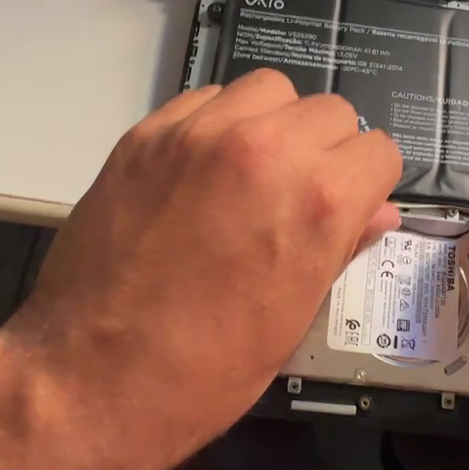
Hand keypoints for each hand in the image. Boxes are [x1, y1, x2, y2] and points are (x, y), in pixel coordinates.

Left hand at [0, 70, 401, 469]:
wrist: (89, 380)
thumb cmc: (205, 370)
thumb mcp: (295, 316)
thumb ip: (342, 246)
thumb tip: (377, 213)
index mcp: (318, 200)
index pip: (379, 152)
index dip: (369, 184)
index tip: (351, 204)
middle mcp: (267, 149)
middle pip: (332, 110)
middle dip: (328, 149)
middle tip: (298, 193)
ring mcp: (200, 134)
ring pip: (269, 89)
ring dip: (275, 122)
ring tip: (252, 169)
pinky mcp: (147, 135)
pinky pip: (206, 100)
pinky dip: (217, 124)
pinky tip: (202, 171)